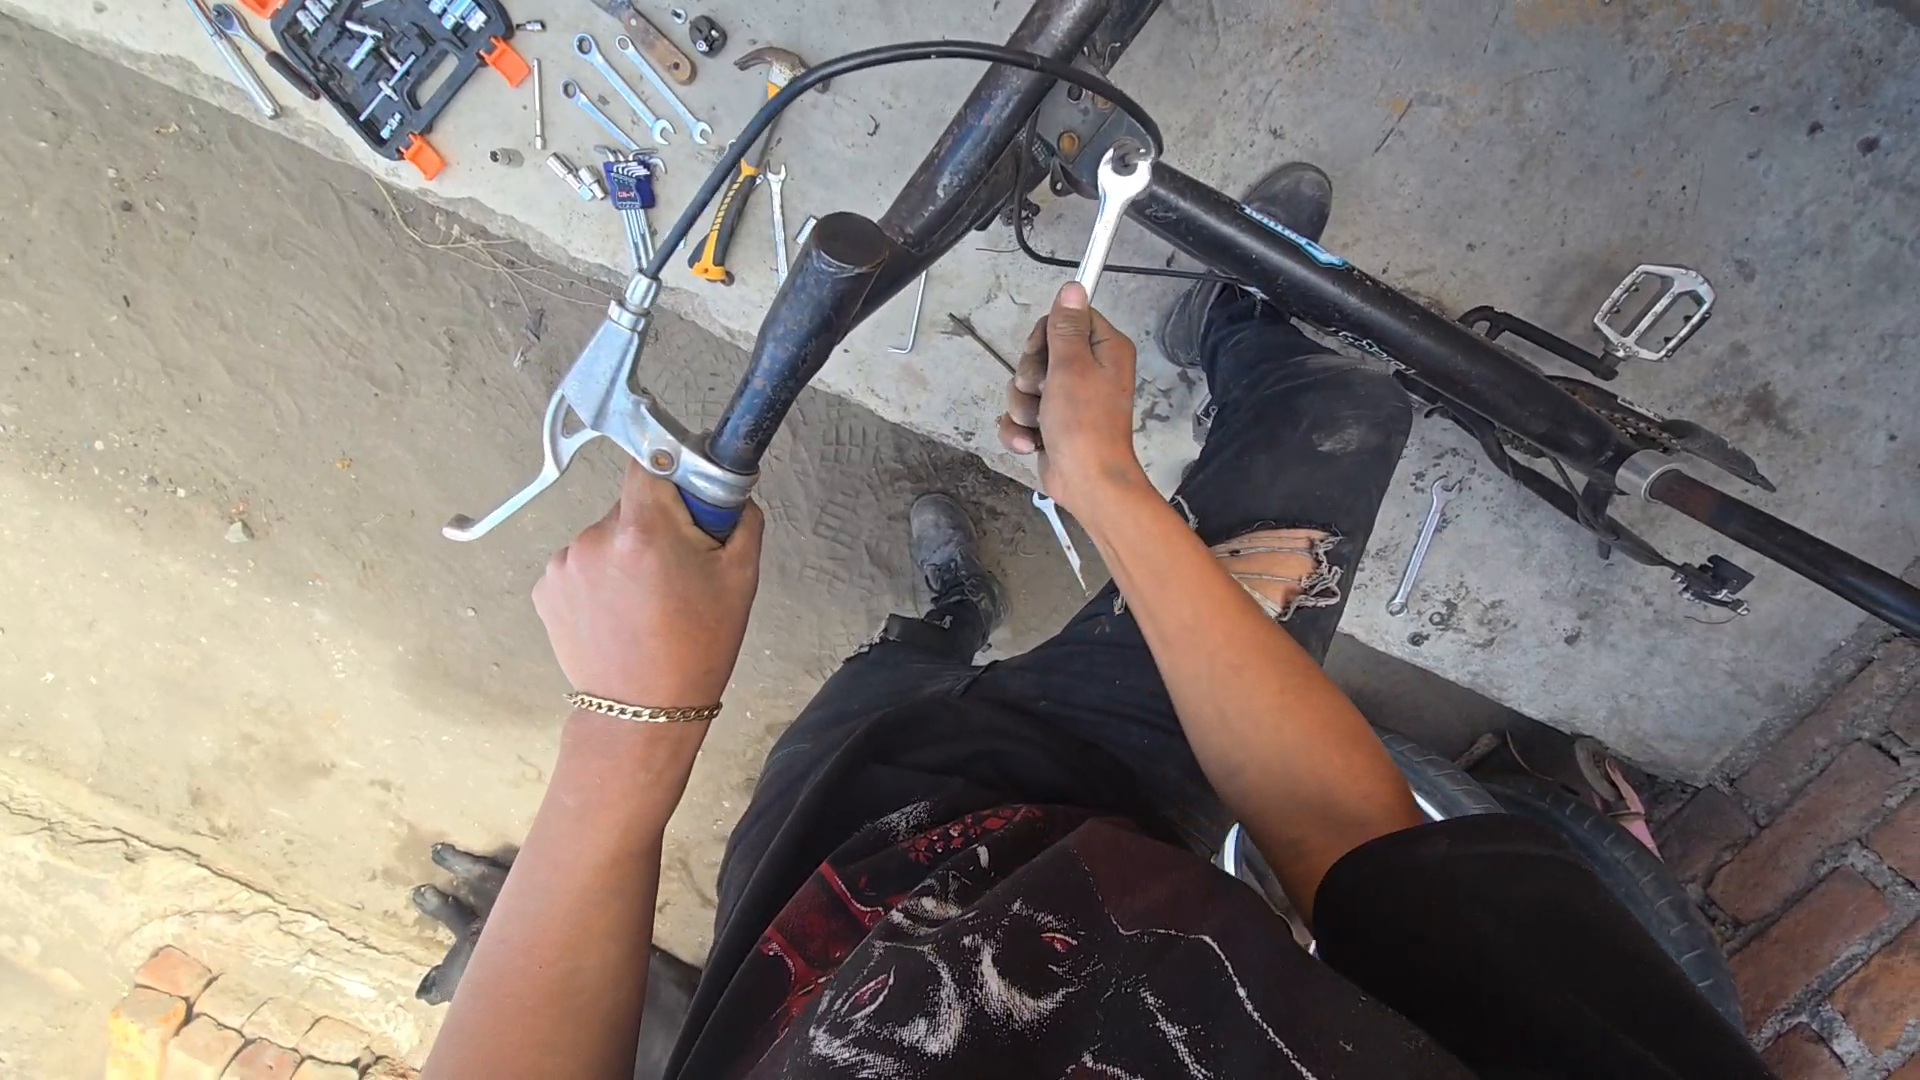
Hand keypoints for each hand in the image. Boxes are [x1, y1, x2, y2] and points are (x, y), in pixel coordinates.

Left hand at [533, 463, 763, 708]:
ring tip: (650, 599)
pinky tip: (622, 611)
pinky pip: (584, 563)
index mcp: (644, 529)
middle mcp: (594, 537)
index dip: (675, 473)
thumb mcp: (742, 578)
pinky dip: (604, 577)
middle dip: (659, 524)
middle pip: (633, 504)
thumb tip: (729, 492)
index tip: (691, 497)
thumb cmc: (697, 647)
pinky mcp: (546, 588)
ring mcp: (563, 564)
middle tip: (682, 567)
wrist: (644, 712)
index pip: (651, 461)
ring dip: (629, 553)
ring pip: (609, 536)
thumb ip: (741, 519)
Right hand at [997, 283, 1151, 517]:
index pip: (1067, 320)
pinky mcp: (1051, 425)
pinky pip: (1021, 416)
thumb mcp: (1071, 366)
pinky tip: (1031, 442)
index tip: (1041, 353)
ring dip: (1022, 407)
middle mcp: (1089, 372)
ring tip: (1037, 423)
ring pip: (1025, 387)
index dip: (1046, 336)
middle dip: (1028, 377)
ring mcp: (1068, 401)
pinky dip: (1020, 430)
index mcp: (1104, 351)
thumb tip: (1073, 287)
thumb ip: (1066, 327)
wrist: (1086, 481)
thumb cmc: (1084, 424)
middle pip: (1040, 353)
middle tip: (1040, 391)